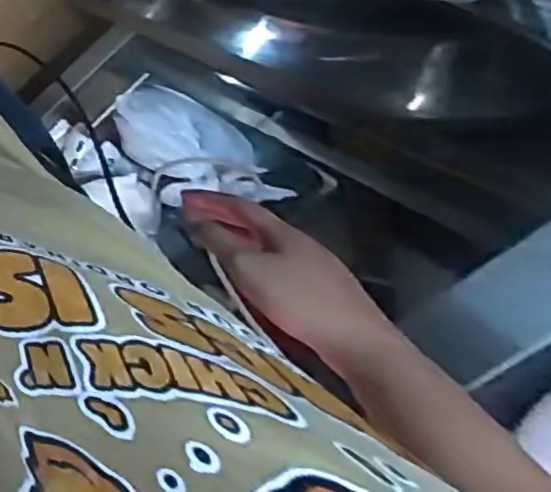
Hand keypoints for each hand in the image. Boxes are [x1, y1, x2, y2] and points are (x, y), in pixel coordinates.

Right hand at [181, 190, 401, 366]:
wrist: (367, 352)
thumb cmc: (299, 301)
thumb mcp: (247, 266)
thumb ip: (217, 239)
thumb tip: (195, 219)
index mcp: (285, 234)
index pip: (241, 205)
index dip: (210, 199)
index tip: (183, 197)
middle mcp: (304, 246)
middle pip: (257, 225)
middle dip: (223, 219)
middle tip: (193, 220)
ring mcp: (321, 271)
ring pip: (269, 248)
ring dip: (239, 243)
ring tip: (214, 249)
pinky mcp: (328, 295)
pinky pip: (281, 268)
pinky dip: (256, 263)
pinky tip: (249, 279)